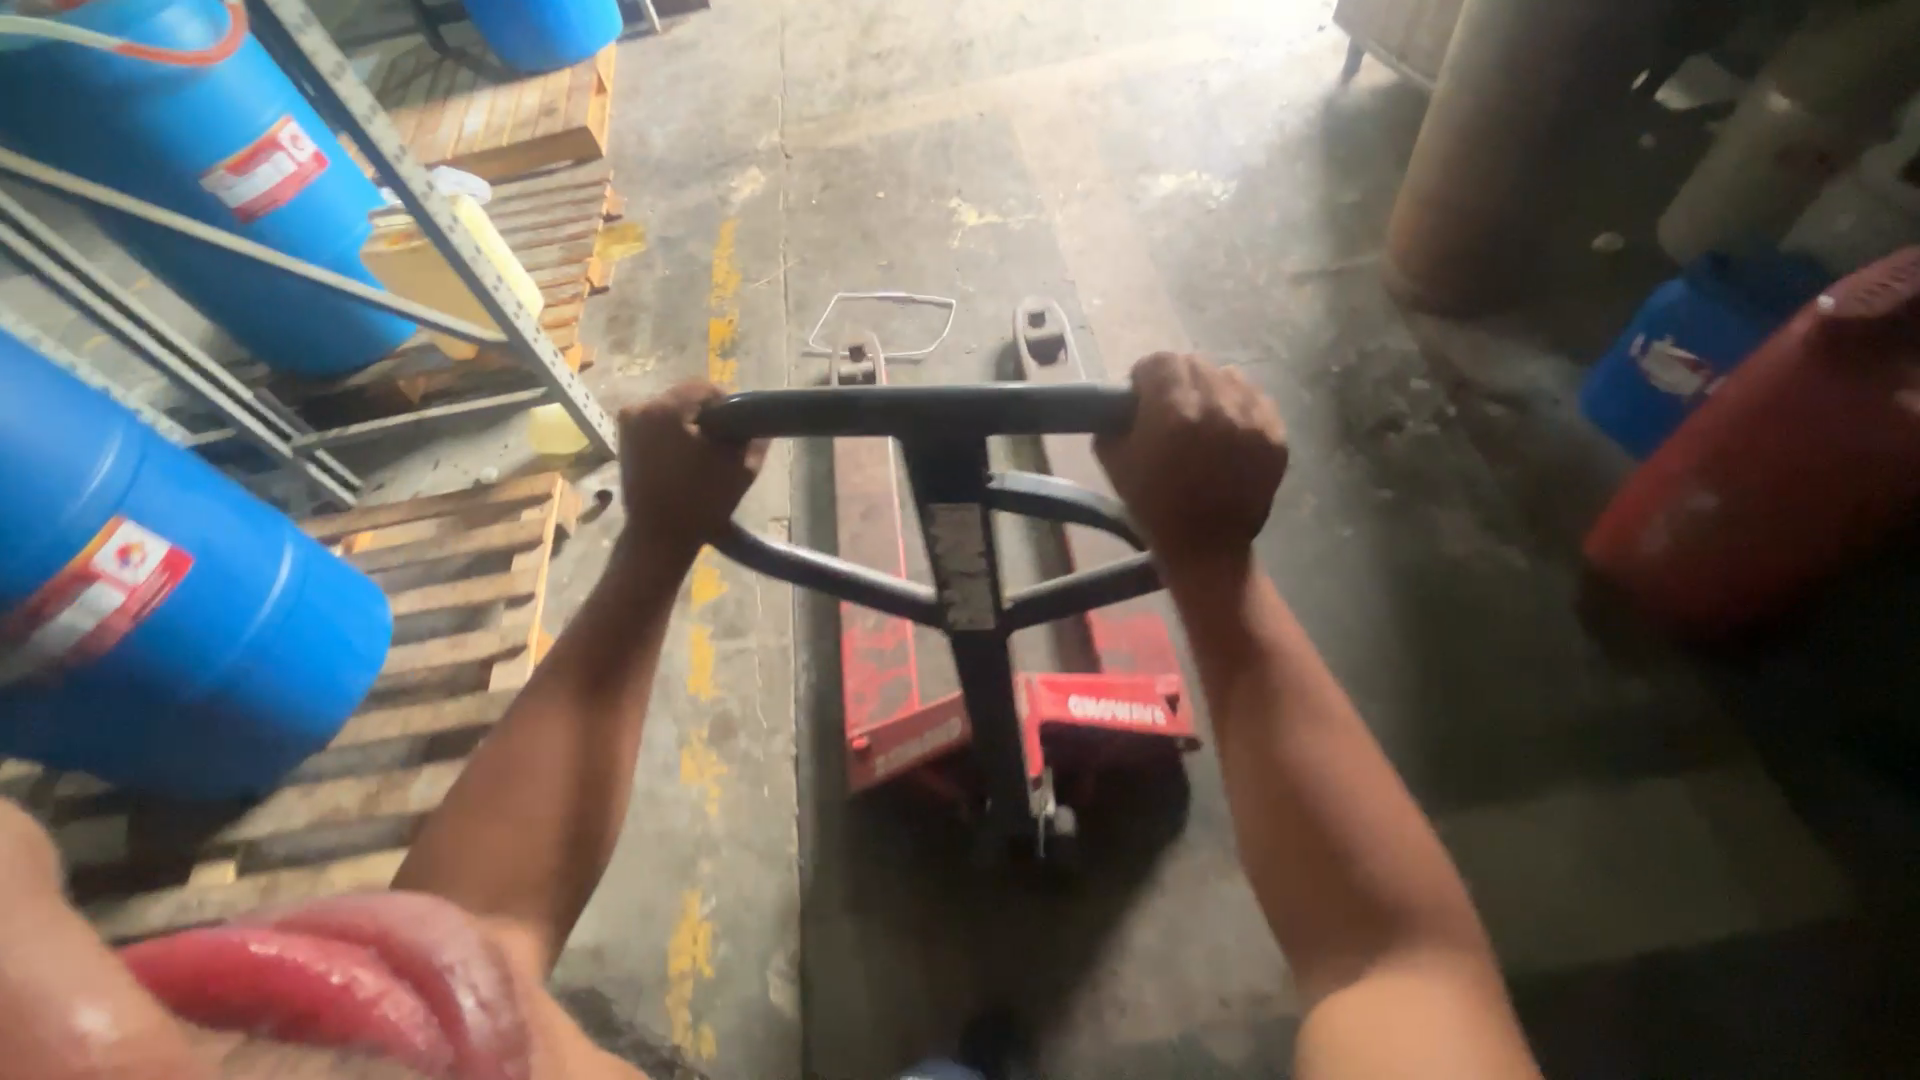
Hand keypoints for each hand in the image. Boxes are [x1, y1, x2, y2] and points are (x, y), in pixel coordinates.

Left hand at [617, 381, 766, 564]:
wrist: (660, 536)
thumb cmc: (702, 502)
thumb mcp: (741, 470)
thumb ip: (754, 439)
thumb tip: (759, 424)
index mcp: (667, 409)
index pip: (705, 388)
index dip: (728, 404)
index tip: (739, 428)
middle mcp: (640, 408)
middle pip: (685, 397)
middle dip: (706, 415)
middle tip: (724, 442)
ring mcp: (627, 424)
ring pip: (670, 411)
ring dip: (689, 425)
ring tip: (704, 453)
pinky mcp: (623, 441)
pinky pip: (656, 425)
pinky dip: (672, 435)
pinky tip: (685, 459)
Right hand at [1096, 352, 1287, 567]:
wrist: (1207, 545)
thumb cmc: (1154, 506)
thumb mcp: (1114, 463)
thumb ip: (1113, 422)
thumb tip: (1126, 403)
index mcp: (1174, 411)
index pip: (1159, 361)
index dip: (1145, 378)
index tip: (1142, 398)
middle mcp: (1217, 405)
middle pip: (1193, 364)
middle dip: (1177, 381)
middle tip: (1170, 409)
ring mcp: (1253, 418)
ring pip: (1227, 376)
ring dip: (1210, 390)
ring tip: (1204, 420)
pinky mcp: (1276, 433)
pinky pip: (1255, 399)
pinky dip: (1238, 408)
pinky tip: (1227, 434)